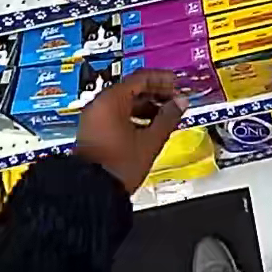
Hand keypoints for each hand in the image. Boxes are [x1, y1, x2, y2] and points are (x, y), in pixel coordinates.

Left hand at [74, 69, 186, 192]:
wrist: (90, 194)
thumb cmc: (118, 165)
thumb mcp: (151, 140)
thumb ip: (168, 117)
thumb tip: (180, 103)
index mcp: (110, 101)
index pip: (140, 78)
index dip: (162, 79)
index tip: (176, 82)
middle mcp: (98, 106)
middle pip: (132, 89)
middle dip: (156, 93)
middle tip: (174, 99)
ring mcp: (94, 119)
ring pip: (124, 103)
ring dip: (147, 106)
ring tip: (166, 115)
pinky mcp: (93, 132)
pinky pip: (116, 115)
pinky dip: (134, 116)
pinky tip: (150, 127)